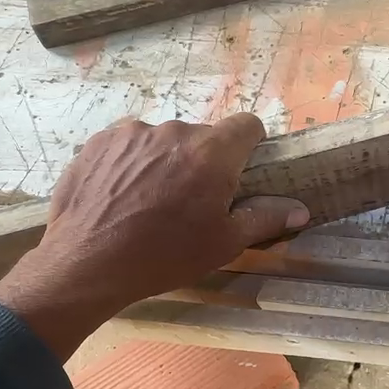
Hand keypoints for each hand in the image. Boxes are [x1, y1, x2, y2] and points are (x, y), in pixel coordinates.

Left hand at [0, 115, 309, 359]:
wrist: (88, 263)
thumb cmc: (166, 256)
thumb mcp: (224, 244)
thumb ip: (265, 219)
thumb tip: (300, 210)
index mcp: (212, 153)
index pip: (247, 124)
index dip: (250, 144)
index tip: (242, 170)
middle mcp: (174, 132)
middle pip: (203, 137)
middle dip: (203, 161)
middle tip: (192, 201)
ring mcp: (132, 133)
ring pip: (164, 140)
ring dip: (166, 161)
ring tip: (151, 200)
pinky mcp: (98, 141)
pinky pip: (129, 144)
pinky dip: (132, 163)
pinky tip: (122, 195)